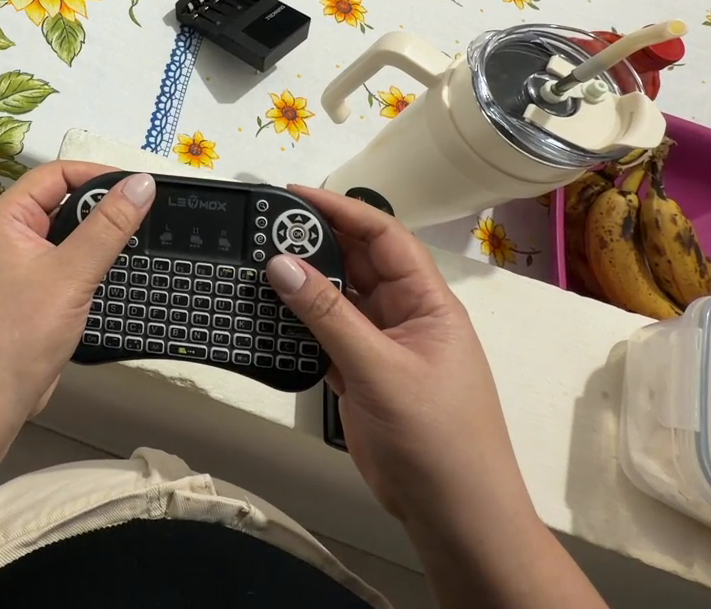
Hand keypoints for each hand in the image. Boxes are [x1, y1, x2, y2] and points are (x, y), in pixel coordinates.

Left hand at [0, 163, 153, 431]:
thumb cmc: (20, 333)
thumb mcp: (71, 274)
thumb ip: (109, 227)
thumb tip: (142, 184)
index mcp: (5, 218)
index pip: (55, 175)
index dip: (97, 174)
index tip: (139, 186)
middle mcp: (7, 234)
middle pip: (60, 201)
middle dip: (100, 206)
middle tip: (145, 215)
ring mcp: (16, 264)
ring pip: (64, 234)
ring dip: (96, 236)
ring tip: (137, 241)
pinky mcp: (28, 291)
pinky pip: (63, 261)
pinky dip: (87, 262)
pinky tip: (113, 271)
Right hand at [265, 186, 530, 530]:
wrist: (453, 517)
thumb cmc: (436, 438)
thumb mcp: (381, 369)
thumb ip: (328, 314)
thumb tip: (278, 263)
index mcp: (427, 302)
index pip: (384, 237)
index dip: (342, 209)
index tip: (294, 194)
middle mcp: (403, 314)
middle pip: (356, 261)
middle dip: (315, 240)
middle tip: (264, 226)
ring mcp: (380, 343)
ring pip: (336, 295)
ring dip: (302, 280)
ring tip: (257, 260)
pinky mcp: (359, 370)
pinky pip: (324, 329)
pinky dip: (297, 318)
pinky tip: (266, 309)